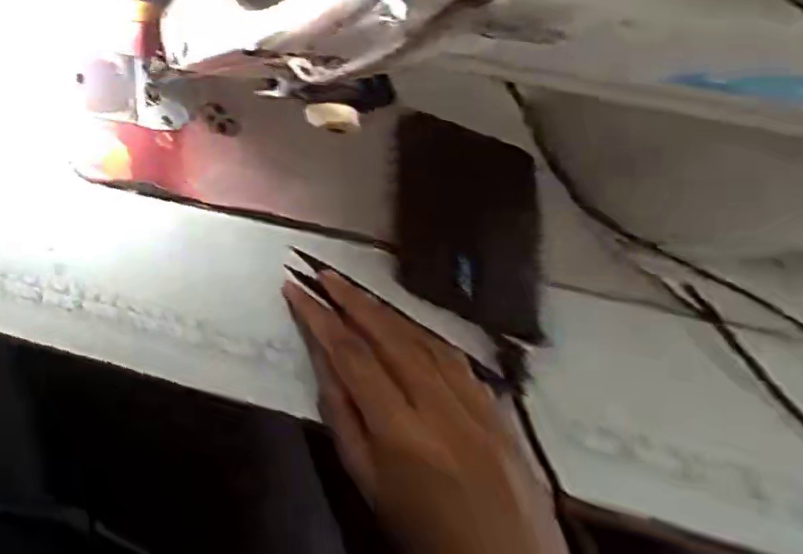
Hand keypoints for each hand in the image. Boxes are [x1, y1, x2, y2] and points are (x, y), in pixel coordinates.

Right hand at [284, 270, 566, 553]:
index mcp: (403, 433)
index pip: (351, 355)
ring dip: (389, 313)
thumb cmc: (420, 529)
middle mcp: (446, 415)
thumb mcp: (366, 477)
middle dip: (353, 301)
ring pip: (430, 346)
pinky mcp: (507, 422)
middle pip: (393, 340)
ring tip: (358, 292)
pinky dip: (428, 338)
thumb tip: (320, 356)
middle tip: (323, 274)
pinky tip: (408, 328)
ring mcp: (484, 416)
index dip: (319, 317)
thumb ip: (340, 413)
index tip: (294, 289)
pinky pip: (462, 366)